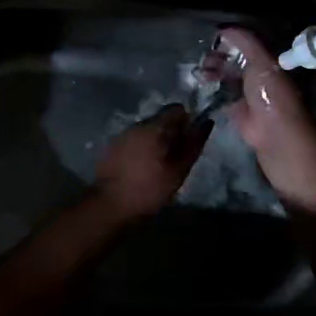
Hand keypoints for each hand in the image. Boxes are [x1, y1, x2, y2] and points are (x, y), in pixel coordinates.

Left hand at [94, 105, 210, 220]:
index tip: (188, 141)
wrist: (108, 206)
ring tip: (159, 164)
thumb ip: (194, 144)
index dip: (187, 122)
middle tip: (176, 157)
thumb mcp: (178, 170)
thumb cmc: (148, 190)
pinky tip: (142, 168)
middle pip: (161, 119)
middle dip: (172, 133)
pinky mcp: (112, 147)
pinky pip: (134, 140)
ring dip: (156, 141)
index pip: (177, 109)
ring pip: (147, 130)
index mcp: (154, 127)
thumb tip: (207, 122)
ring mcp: (122, 135)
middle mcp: (137, 124)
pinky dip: (142, 148)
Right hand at [216, 28, 315, 213]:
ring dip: (215, 73)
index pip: (250, 45)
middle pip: (238, 62)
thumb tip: (224, 28)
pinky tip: (200, 87)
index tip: (213, 37)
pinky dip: (213, 92)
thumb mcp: (262, 63)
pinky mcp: (241, 116)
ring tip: (198, 72)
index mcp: (272, 63)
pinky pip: (225, 99)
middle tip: (202, 57)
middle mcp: (263, 78)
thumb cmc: (273, 97)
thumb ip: (246, 43)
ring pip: (230, 79)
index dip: (233, 40)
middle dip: (221, 57)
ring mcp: (252, 98)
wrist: (278, 140)